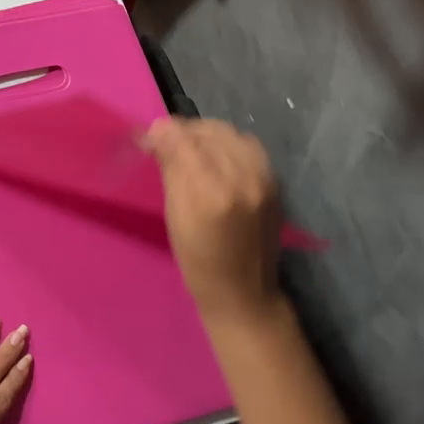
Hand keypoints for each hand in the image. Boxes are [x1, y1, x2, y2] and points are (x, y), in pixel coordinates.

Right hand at [143, 117, 279, 315]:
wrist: (244, 293)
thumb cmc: (198, 260)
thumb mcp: (174, 215)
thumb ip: (170, 168)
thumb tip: (158, 132)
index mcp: (211, 192)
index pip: (183, 140)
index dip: (163, 133)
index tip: (149, 138)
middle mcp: (242, 178)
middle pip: (208, 131)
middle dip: (184, 131)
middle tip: (168, 143)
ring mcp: (263, 179)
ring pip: (229, 133)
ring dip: (206, 134)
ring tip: (193, 148)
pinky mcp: (275, 182)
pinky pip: (248, 145)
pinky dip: (228, 144)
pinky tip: (218, 157)